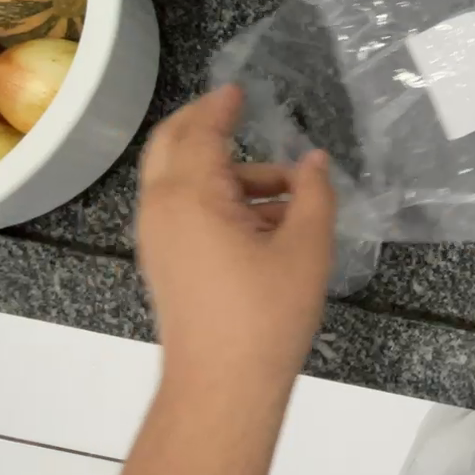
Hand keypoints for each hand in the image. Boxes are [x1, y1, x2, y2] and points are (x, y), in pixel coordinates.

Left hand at [136, 86, 335, 387]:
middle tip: (238, 113)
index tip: (239, 89)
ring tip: (290, 192)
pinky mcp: (168, 263)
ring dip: (228, 172)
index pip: (199, 133)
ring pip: (183, 182)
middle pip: (172, 147)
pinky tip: (268, 222)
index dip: (220, 107)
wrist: (223, 385)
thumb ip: (315, 195)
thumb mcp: (307, 248)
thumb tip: (314, 161)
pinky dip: (220, 199)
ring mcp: (159, 239)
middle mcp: (162, 210)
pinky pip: (186, 211)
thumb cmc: (267, 312)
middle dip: (204, 126)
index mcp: (192, 197)